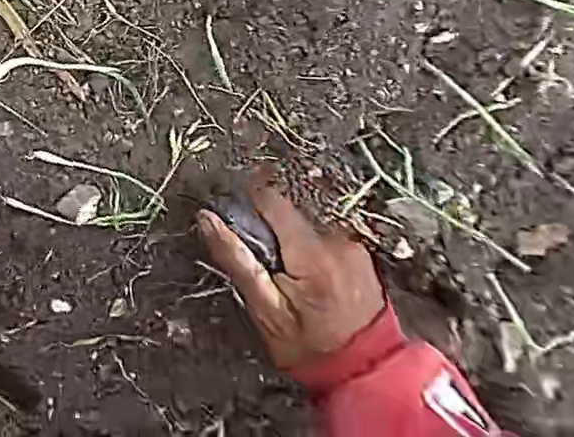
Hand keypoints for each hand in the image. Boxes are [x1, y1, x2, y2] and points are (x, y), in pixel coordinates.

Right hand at [197, 181, 386, 370]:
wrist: (365, 375)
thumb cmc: (310, 350)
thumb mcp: (265, 311)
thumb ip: (236, 259)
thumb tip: (208, 220)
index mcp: (310, 254)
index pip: (270, 199)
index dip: (248, 203)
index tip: (237, 219)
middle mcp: (336, 240)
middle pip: (288, 208)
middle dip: (270, 227)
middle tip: (266, 262)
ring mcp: (352, 244)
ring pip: (305, 220)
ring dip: (291, 237)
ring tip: (291, 274)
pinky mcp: (360, 251)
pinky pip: (325, 233)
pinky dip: (312, 246)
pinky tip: (312, 277)